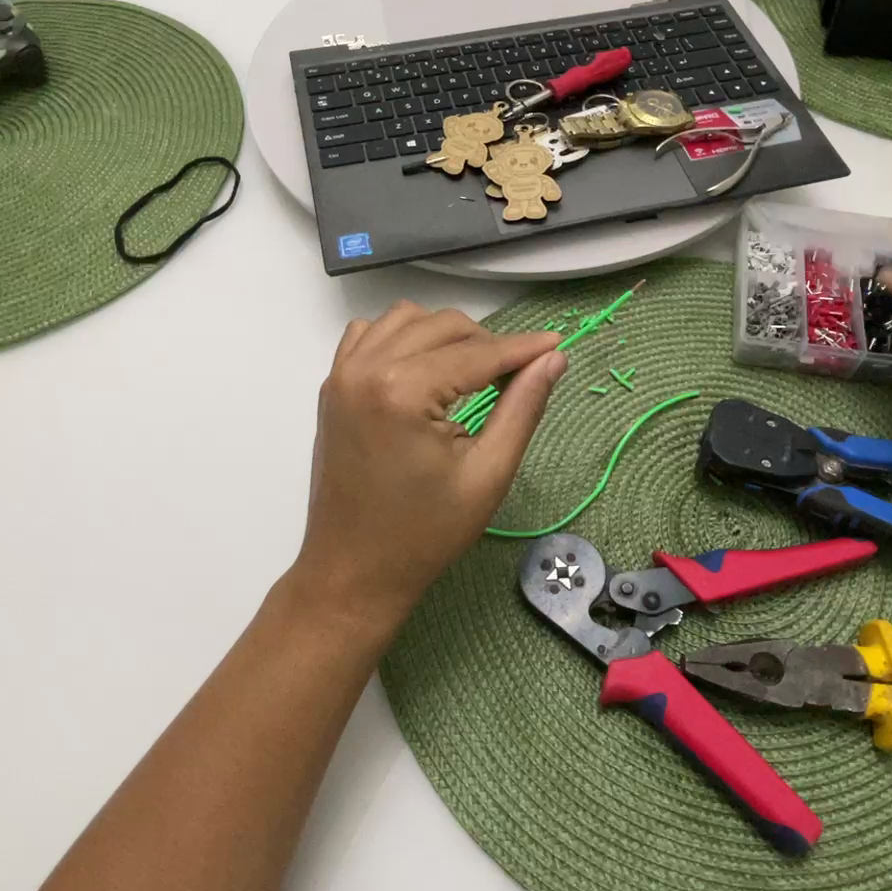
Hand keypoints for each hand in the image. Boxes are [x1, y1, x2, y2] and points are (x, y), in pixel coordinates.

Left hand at [292, 303, 567, 633]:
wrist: (354, 570)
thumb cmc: (425, 533)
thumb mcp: (488, 474)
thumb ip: (523, 408)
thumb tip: (554, 359)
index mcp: (402, 391)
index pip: (476, 353)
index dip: (523, 348)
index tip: (558, 345)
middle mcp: (365, 369)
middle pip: (443, 326)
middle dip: (487, 344)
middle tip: (517, 376)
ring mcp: (342, 375)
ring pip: (407, 320)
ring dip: (446, 336)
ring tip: (473, 374)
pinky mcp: (333, 386)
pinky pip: (371, 335)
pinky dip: (403, 339)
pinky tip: (425, 370)